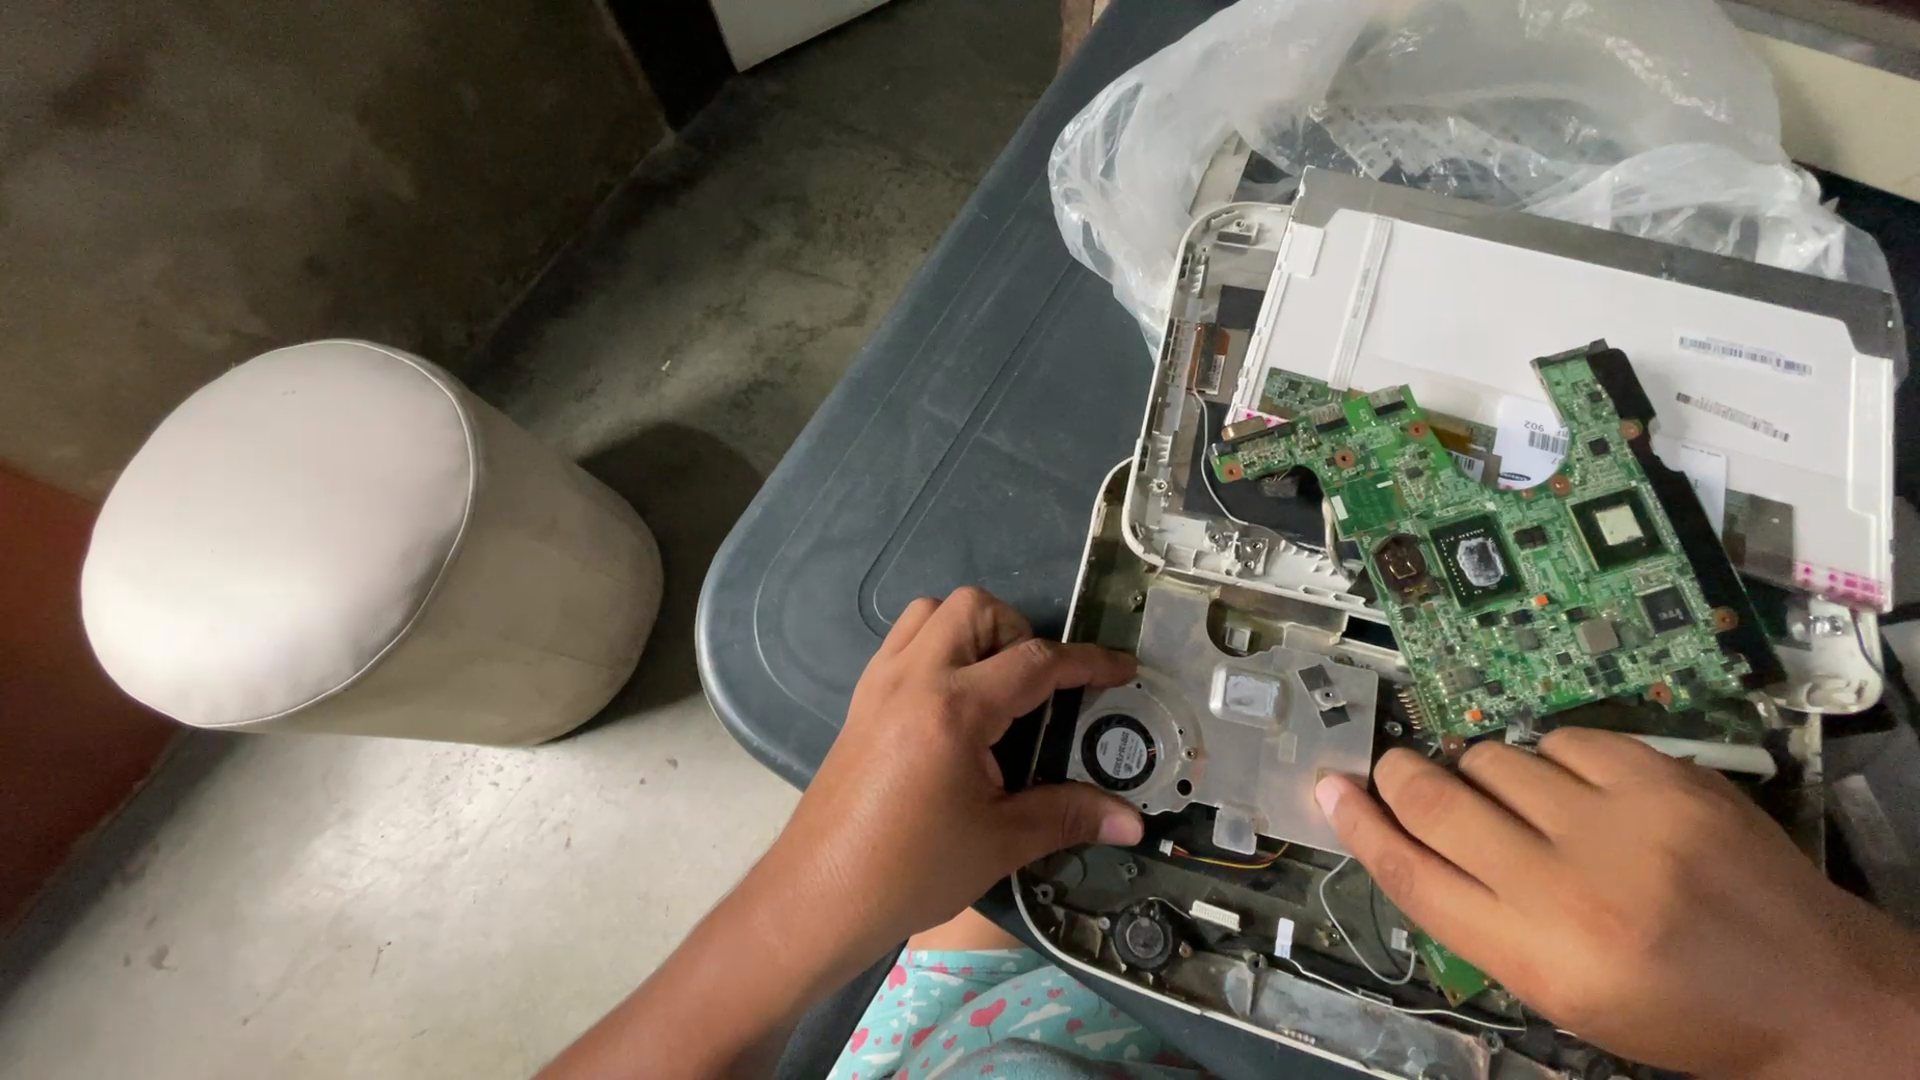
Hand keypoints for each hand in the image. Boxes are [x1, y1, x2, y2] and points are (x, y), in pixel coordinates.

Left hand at [763, 586, 1144, 958]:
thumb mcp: (999, 842)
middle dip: (1018, 631)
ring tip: (993, 685)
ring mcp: (879, 682)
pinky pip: (903, 641)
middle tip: (1036, 686)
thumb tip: (1133, 820)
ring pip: (930, 613)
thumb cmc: (911, 869)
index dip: (1086, 662)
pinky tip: (952, 703)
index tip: (1122, 667)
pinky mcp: (860, 698)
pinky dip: (937, 647)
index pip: (1033, 663)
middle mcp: (913, 677)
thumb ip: (1067, 815)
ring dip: (971, 630)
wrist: (818, 896)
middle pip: (974, 608)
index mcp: (953, 708)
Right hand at [1316, 730, 1919, 1079]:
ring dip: (1485, 776)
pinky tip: (1586, 794)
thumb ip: (1463, 906)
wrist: (1828, 999)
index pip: (1408, 871)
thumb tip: (1384, 823)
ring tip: (1528, 807)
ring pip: (1488, 758)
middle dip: (1400, 776)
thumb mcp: (1550, 984)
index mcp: (1534, 953)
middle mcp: (1568, 887)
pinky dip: (1554, 762)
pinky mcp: (1664, 779)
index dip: (1356, 822)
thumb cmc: (1667, 1005)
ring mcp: (1620, 825)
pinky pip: (1558, 739)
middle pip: (1431, 799)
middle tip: (1402, 775)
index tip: (1329, 787)